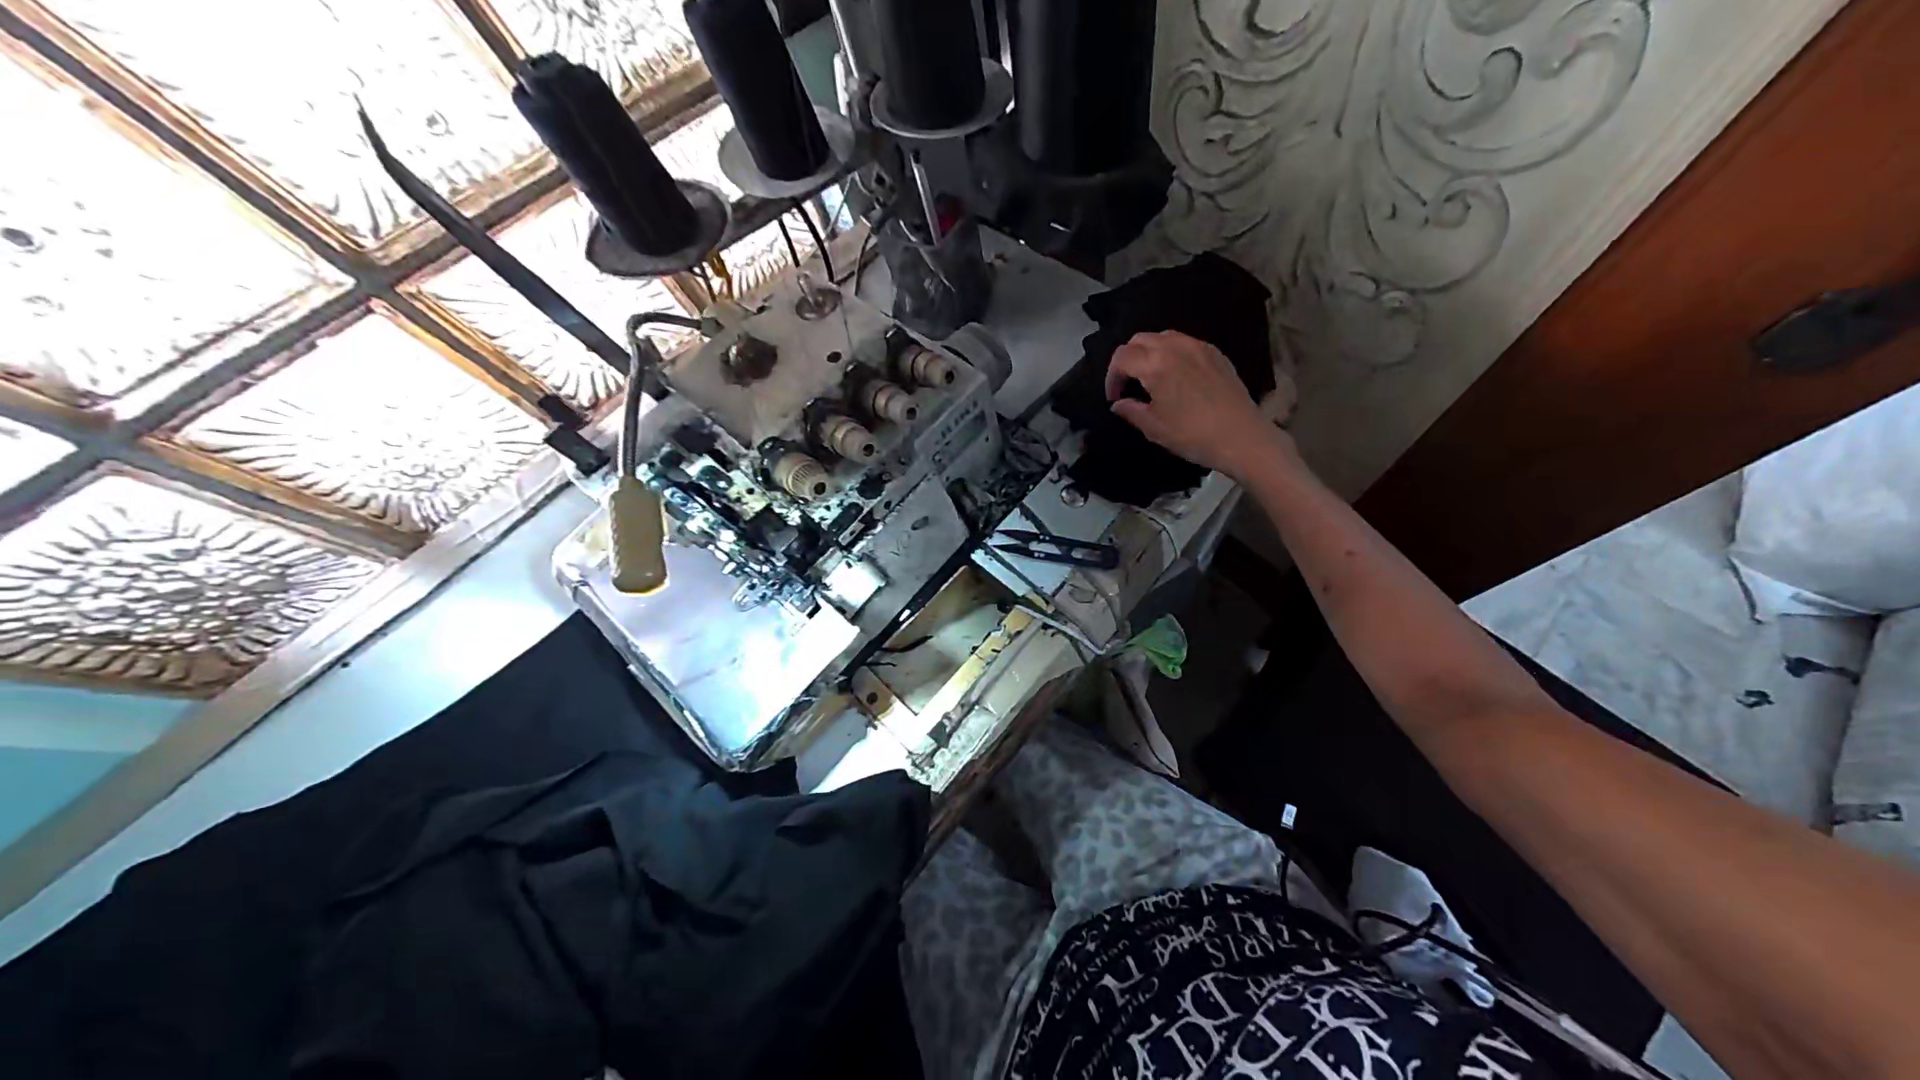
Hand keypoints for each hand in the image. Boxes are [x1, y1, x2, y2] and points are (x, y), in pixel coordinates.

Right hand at [1105, 331, 1295, 481]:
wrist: (1241, 437)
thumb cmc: (1192, 435)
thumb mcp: (1154, 428)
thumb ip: (1131, 411)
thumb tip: (1119, 404)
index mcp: (1155, 365)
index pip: (1121, 357)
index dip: (1112, 377)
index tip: (1115, 398)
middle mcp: (1175, 347)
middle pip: (1140, 339)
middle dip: (1128, 359)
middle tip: (1129, 384)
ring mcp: (1199, 347)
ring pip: (1164, 337)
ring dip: (1150, 352)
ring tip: (1151, 377)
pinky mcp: (1216, 353)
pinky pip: (1186, 343)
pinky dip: (1173, 353)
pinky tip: (1177, 376)